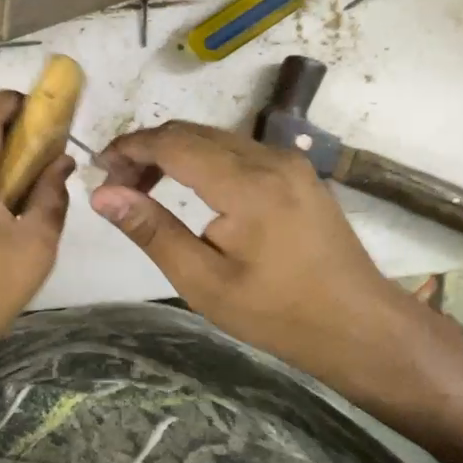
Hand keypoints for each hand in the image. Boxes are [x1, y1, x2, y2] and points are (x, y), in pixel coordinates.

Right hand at [91, 121, 419, 380]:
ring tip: (142, 188)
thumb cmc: (279, 314)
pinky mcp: (296, 171)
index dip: (128, 149)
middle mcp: (269, 159)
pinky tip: (185, 187)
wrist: (364, 330)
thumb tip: (101, 194)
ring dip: (169, 152)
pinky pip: (232, 148)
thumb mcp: (204, 282)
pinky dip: (197, 157)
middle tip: (115, 185)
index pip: (171, 143)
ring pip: (209, 136)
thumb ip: (150, 231)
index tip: (98, 170)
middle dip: (144, 150)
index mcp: (247, 185)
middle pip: (188, 132)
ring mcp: (287, 162)